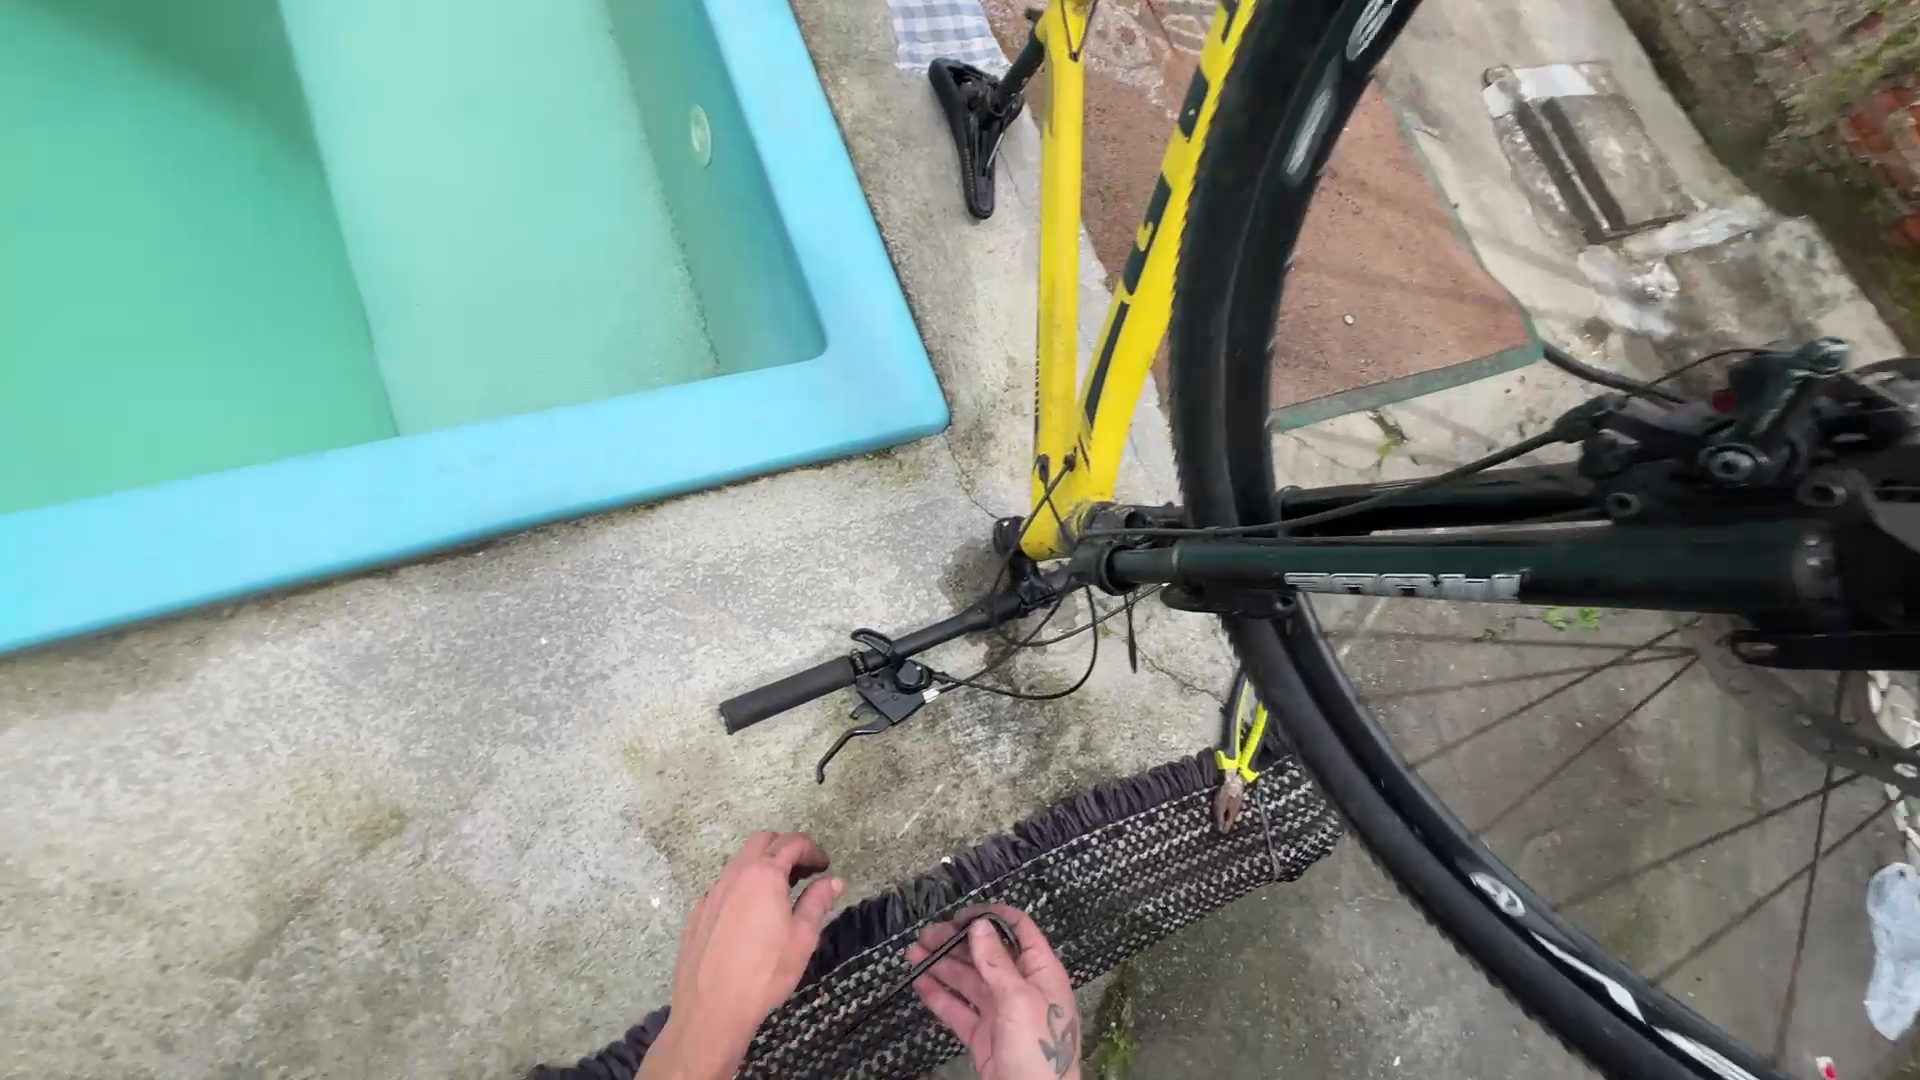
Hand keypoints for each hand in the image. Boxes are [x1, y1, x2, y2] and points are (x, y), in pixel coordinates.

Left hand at [641, 832, 843, 1079]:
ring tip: (779, 891)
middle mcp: (735, 874)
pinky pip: (723, 886)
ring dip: (762, 864)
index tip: (825, 866)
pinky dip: (742, 886)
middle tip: (804, 870)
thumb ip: (818, 902)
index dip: (812, 850)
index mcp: (764, 875)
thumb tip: (834, 881)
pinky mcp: (697, 914)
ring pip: (740, 861)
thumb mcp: (802, 938)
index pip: (792, 844)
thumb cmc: (764, 974)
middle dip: (786, 847)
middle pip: (763, 841)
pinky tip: (748, 915)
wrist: (709, 1013)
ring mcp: (712, 893)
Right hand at [907, 905, 1081, 1079]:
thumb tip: (980, 924)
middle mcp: (1021, 988)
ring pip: (969, 981)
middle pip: (987, 954)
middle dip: (957, 942)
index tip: (960, 916)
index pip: (1018, 930)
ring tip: (913, 954)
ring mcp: (1002, 1014)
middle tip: (926, 935)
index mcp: (1040, 971)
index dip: (990, 918)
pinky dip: (940, 997)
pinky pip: (960, 1011)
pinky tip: (920, 984)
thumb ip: (997, 961)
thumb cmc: (1038, 1050)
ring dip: (942, 966)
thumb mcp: (1019, 1000)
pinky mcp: (985, 1038)